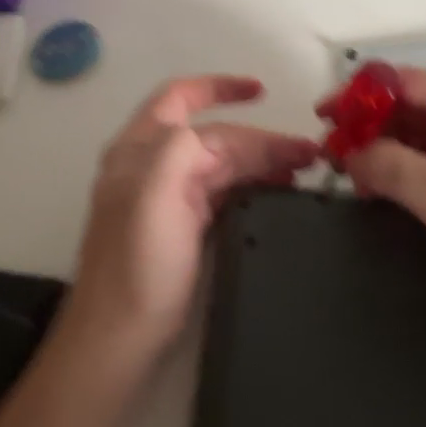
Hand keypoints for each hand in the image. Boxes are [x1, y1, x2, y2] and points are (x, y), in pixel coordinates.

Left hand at [60, 76, 318, 370]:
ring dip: (260, 160)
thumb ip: (184, 148)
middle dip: (258, 136)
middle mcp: (151, 165)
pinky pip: (223, 191)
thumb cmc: (137, 266)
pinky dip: (252, 185)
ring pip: (221, 163)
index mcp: (139, 149)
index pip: (183, 99)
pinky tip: (277, 193)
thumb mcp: (154, 194)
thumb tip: (227, 139)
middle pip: (212, 134)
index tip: (264, 91)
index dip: (221, 87)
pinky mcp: (182, 226)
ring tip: (301, 171)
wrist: (118, 339)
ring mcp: (167, 197)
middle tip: (307, 153)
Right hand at [345, 67, 425, 310]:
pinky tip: (378, 188)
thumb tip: (349, 153)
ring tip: (347, 175)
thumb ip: (389, 165)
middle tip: (328, 152)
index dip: (359, 95)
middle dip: (367, 124)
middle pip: (409, 105)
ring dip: (381, 148)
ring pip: (417, 134)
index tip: (322, 116)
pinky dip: (400, 168)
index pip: (404, 81)